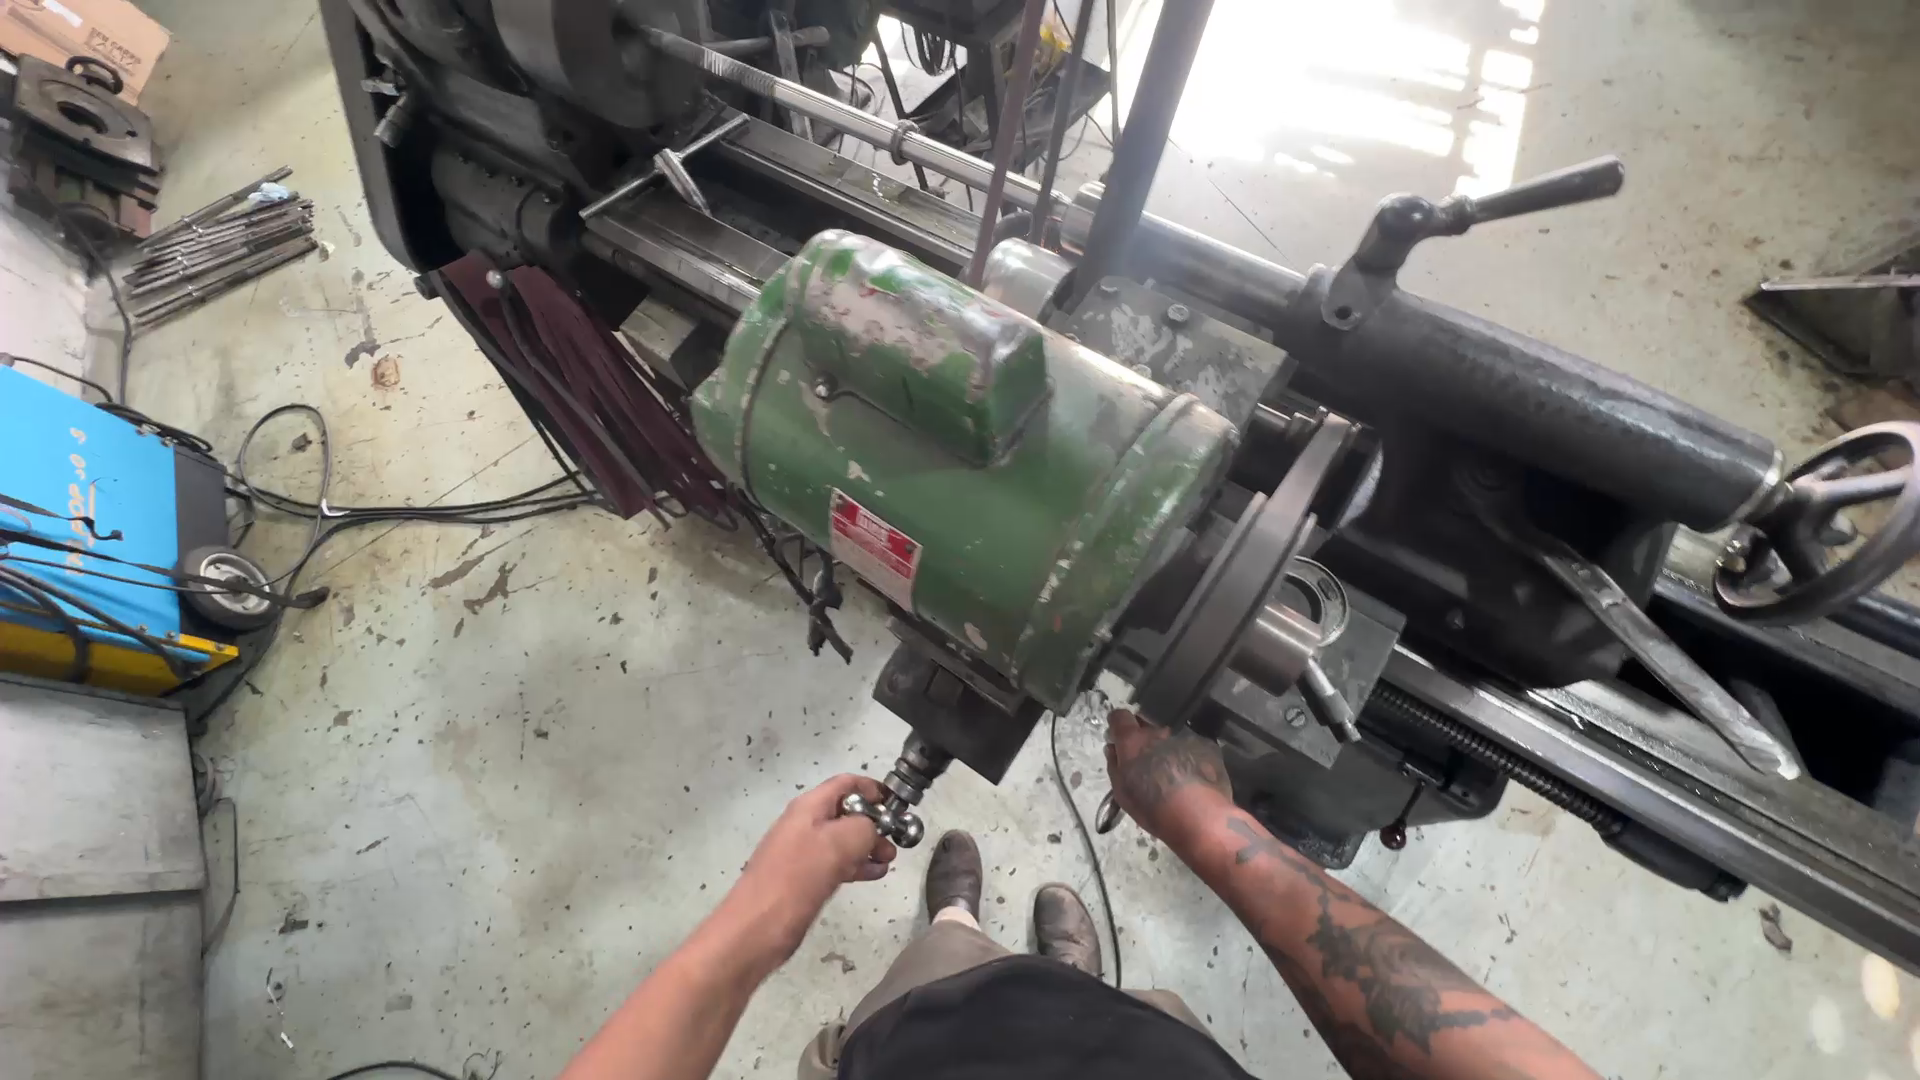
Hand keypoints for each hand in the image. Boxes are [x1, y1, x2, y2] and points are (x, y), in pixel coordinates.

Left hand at [719, 774, 898, 970]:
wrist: (757, 928)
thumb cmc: (799, 876)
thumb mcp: (841, 842)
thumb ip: (865, 826)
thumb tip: (872, 829)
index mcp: (810, 806)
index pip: (847, 783)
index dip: (873, 788)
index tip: (897, 804)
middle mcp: (805, 823)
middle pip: (846, 812)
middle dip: (874, 823)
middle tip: (895, 841)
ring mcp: (803, 852)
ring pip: (843, 840)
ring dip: (868, 846)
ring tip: (888, 861)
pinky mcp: (803, 878)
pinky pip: (836, 863)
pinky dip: (856, 865)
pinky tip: (873, 875)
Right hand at [1105, 708, 1232, 849]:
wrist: (1200, 818)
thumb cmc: (1154, 809)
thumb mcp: (1122, 792)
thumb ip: (1114, 764)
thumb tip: (1113, 748)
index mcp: (1133, 740)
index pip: (1120, 716)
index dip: (1117, 725)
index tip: (1118, 736)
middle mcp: (1158, 732)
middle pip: (1146, 724)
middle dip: (1143, 737)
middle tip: (1145, 760)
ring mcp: (1184, 736)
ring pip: (1169, 736)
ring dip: (1166, 747)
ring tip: (1172, 771)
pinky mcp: (1206, 746)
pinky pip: (1190, 745)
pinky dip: (1187, 755)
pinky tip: (1192, 775)